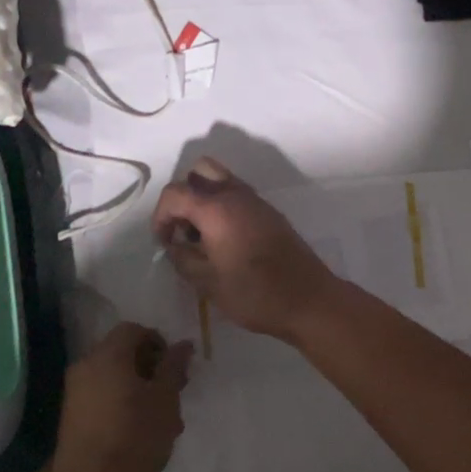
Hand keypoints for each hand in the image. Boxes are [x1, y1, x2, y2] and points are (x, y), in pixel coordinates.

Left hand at [50, 323, 191, 471]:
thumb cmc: (135, 437)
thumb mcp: (165, 399)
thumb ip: (174, 366)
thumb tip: (183, 343)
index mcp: (107, 355)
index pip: (133, 329)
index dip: (158, 341)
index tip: (176, 367)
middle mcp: (85, 366)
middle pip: (121, 353)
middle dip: (151, 368)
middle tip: (175, 393)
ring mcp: (74, 392)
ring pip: (113, 377)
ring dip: (140, 388)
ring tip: (164, 419)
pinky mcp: (71, 417)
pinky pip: (101, 396)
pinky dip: (122, 403)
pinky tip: (141, 431)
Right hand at [151, 157, 340, 340]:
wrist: (310, 300)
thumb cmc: (255, 294)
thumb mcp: (208, 284)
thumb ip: (183, 259)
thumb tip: (173, 246)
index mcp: (217, 209)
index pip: (174, 193)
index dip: (160, 216)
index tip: (163, 242)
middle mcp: (236, 195)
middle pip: (199, 170)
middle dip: (183, 196)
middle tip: (183, 229)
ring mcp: (256, 201)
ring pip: (220, 180)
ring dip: (203, 200)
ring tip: (203, 237)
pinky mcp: (270, 213)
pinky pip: (237, 196)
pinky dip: (223, 207)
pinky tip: (225, 242)